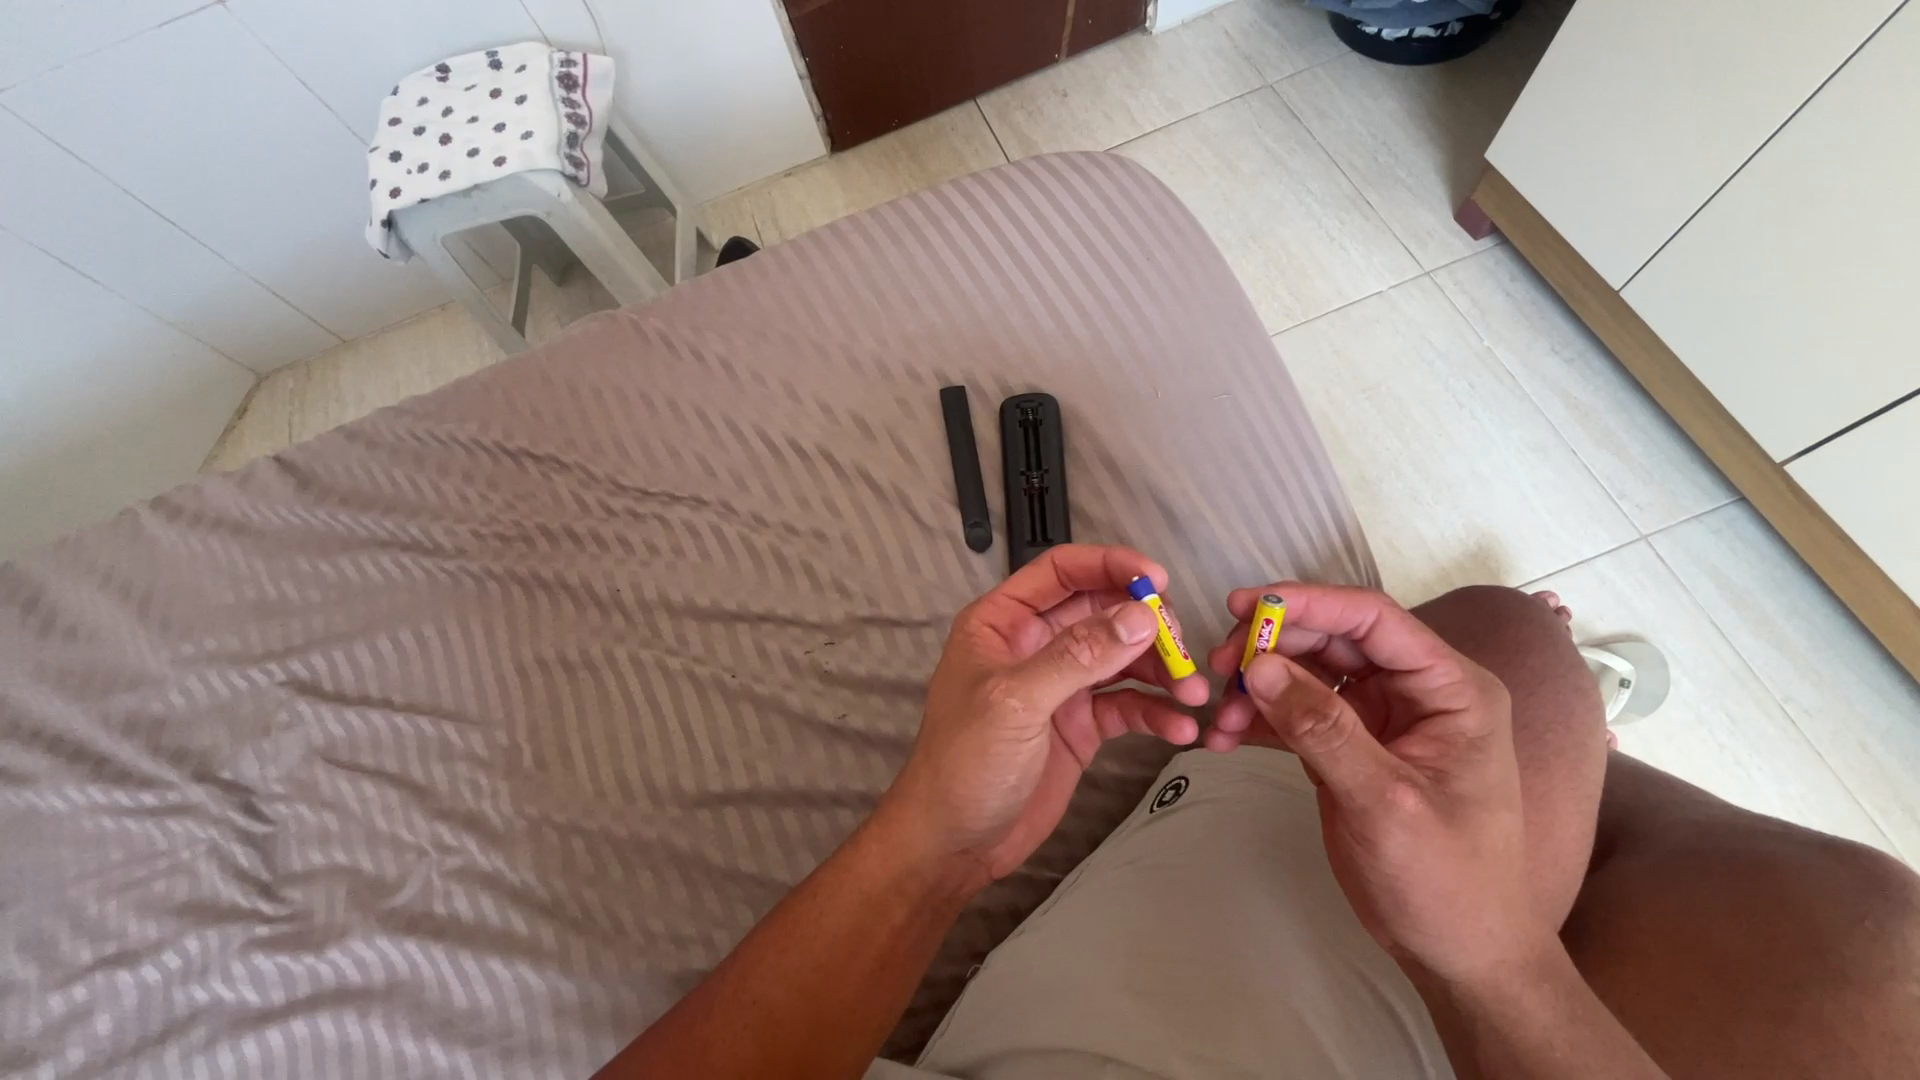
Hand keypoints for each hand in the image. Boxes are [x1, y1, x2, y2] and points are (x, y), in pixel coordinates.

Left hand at [884, 545, 1210, 884]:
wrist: (955, 843)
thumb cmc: (964, 764)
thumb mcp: (1016, 701)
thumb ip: (1078, 656)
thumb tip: (1140, 617)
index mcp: (1003, 621)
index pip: (1062, 571)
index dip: (1111, 565)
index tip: (1159, 580)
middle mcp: (1034, 644)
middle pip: (1102, 612)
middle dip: (1146, 624)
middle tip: (1183, 648)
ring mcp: (1060, 684)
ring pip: (1121, 657)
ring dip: (1161, 669)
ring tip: (1193, 692)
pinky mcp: (1080, 724)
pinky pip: (1126, 704)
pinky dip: (1154, 711)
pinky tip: (1179, 726)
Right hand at [1203, 583, 1547, 985]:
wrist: (1457, 952)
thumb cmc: (1445, 878)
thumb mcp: (1384, 801)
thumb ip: (1322, 729)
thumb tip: (1258, 666)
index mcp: (1449, 688)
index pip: (1373, 620)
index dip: (1308, 603)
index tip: (1243, 605)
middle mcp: (1413, 690)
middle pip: (1330, 640)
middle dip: (1270, 647)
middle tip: (1216, 668)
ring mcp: (1377, 715)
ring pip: (1304, 671)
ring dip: (1257, 686)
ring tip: (1221, 720)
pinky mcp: (1346, 743)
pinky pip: (1294, 710)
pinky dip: (1258, 718)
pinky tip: (1227, 737)